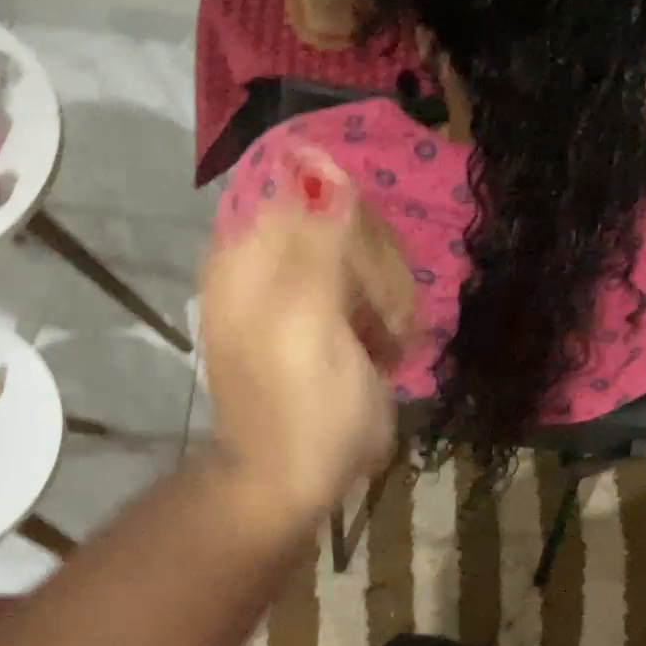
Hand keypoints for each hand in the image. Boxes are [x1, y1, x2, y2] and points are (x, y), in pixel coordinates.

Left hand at [199, 159, 417, 515]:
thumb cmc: (307, 411)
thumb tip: (319, 157)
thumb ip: (319, 239)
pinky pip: (360, 295)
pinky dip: (382, 321)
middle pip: (347, 228)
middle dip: (383, 279)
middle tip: (393, 333)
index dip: (367, 246)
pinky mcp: (314, 327)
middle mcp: (265, 265)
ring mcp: (290, 297)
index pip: (325, 201)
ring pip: (362, 262)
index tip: (382, 303)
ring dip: (390, 303)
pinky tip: (385, 353)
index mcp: (252, 256)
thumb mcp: (313, 323)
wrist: (289, 488)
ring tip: (391, 351)